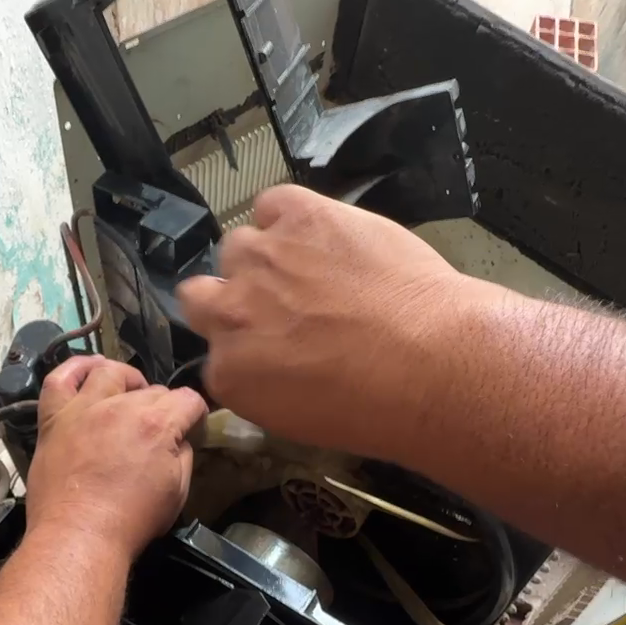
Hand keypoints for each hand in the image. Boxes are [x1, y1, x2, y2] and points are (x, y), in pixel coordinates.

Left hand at [25, 356, 208, 560]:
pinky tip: (88, 371)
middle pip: (152, 389)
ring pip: (110, 372)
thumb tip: (178, 438)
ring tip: (129, 393)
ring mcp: (84, 408)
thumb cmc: (132, 521)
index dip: (196, 412)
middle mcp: (121, 406)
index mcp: (157, 424)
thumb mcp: (177, 492)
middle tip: (158, 429)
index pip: (188, 399)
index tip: (193, 425)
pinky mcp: (54, 418)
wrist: (79, 535)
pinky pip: (60, 379)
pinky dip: (75, 368)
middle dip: (162, 404)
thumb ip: (182, 455)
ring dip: (126, 379)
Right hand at [178, 184, 500, 459]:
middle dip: (230, 299)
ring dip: (263, 258)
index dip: (241, 344)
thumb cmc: (372, 408)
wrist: (426, 362)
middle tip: (276, 307)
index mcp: (228, 372)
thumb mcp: (297, 420)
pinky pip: (272, 204)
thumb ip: (261, 384)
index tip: (268, 346)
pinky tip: (322, 235)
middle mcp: (230, 313)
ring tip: (310, 268)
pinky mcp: (298, 216)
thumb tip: (264, 363)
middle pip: (200, 295)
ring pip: (236, 247)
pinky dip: (288, 216)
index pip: (213, 350)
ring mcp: (260, 260)